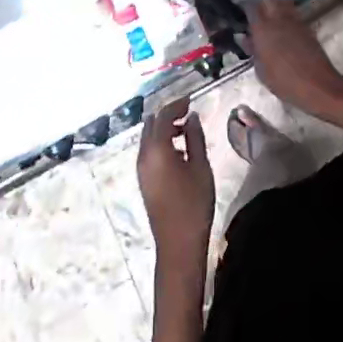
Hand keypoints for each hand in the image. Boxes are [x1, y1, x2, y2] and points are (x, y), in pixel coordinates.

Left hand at [137, 97, 214, 261]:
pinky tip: (179, 148)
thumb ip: (195, 138)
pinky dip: (161, 141)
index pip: (163, 116)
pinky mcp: (143, 179)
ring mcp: (141, 169)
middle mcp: (143, 156)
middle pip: (151, 124)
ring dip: (164, 128)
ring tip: (186, 128)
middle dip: (168, 114)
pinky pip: (149, 150)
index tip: (191, 99)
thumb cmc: (194, 203)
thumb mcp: (201, 167)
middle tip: (188, 111)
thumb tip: (192, 118)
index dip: (176, 105)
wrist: (177, 242)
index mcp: (157, 150)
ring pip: (148, 137)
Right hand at [247, 0, 342, 118]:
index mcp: (263, 29)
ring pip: (283, 0)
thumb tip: (247, 38)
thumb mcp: (261, 71)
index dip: (244, 7)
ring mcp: (295, 21)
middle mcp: (279, 19)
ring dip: (275, 4)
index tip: (241, 13)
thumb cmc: (284, 82)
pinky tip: (283, 28)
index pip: (251, 6)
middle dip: (260, 0)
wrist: (317, 85)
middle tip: (256, 13)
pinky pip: (293, 12)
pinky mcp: (307, 26)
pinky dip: (286, 14)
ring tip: (269, 18)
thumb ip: (253, 51)